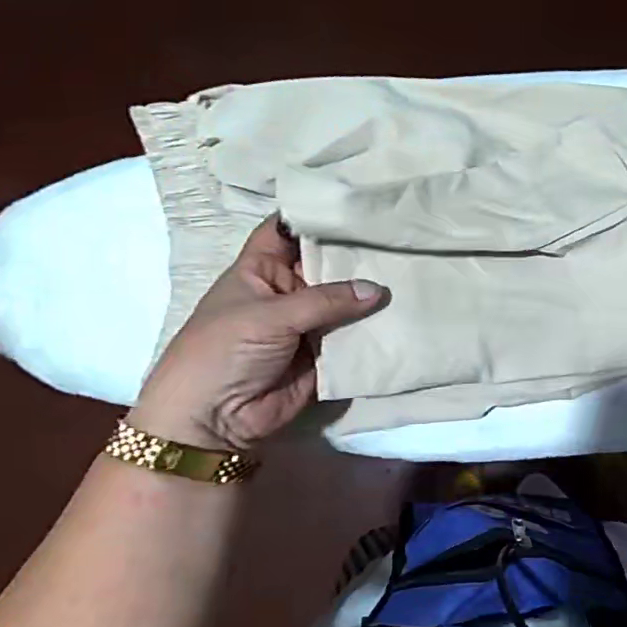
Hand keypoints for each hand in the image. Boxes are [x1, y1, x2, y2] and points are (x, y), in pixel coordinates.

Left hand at [129, 216, 387, 451]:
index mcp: (261, 269)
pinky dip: (375, 329)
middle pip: (327, 264)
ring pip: (346, 301)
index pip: (289, 231)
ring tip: (413, 268)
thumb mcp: (270, 316)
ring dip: (372, 292)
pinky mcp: (325, 355)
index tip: (356, 203)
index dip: (316, 215)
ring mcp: (309, 324)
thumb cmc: (224, 352)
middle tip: (400, 235)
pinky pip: (354, 338)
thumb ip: (327, 300)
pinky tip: (408, 310)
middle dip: (357, 253)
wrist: (212, 423)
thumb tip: (379, 289)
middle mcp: (288, 291)